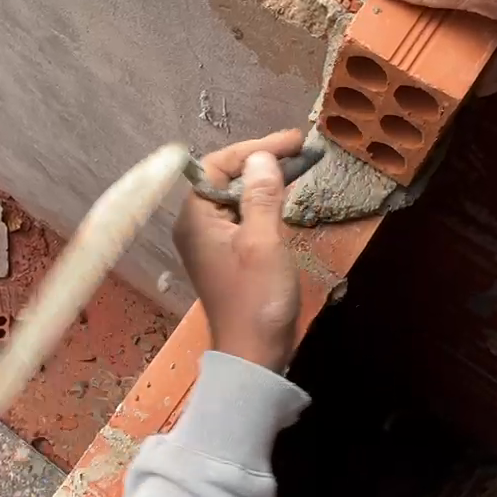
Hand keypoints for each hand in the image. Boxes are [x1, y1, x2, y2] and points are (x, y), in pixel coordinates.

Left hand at [173, 130, 302, 372]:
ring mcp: (210, 243)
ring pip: (236, 198)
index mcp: (195, 218)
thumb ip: (261, 195)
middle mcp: (196, 226)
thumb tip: (262, 156)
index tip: (292, 141)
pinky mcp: (226, 256)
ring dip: (265, 180)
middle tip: (300, 149)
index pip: (217, 165)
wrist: (254, 354)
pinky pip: (242, 217)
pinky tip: (285, 196)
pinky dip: (263, 203)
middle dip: (261, 160)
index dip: (254, 148)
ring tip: (298, 165)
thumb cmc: (257, 297)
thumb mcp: (263, 241)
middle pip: (225, 178)